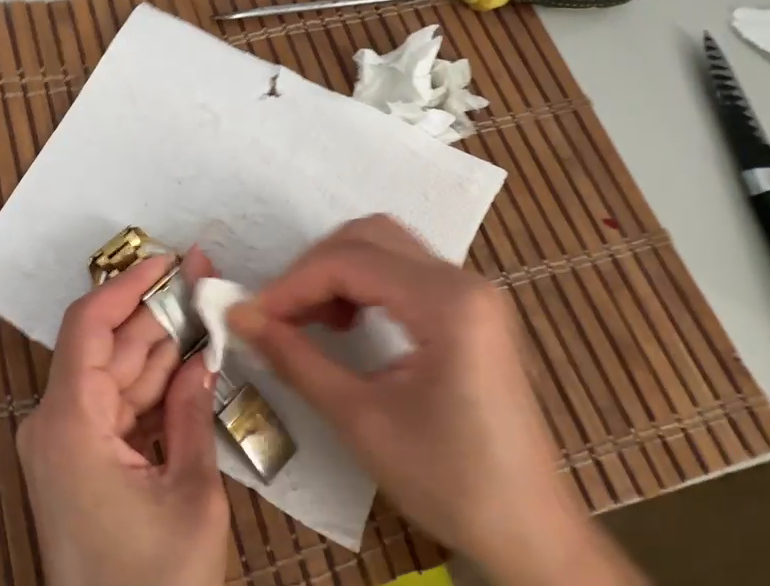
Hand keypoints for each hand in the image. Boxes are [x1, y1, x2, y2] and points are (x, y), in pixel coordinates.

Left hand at [17, 251, 229, 585]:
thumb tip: (200, 360)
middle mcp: (55, 425)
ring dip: (157, 346)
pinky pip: (117, 408)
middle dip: (154, 312)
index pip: (89, 327)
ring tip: (202, 313)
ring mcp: (65, 444)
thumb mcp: (190, 494)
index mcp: (68, 424)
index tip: (165, 260)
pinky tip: (188, 363)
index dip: (126, 286)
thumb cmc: (153, 580)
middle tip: (201, 279)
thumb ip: (191, 415)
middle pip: (105, 347)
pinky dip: (151, 387)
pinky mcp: (80, 463)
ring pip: (114, 375)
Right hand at [228, 216, 643, 585]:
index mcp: (447, 303)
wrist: (530, 533)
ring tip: (308, 322)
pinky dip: (364, 286)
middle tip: (279, 315)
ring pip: (386, 248)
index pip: (349, 261)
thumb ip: (295, 358)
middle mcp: (464, 282)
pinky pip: (406, 273)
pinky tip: (346, 326)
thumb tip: (239, 316)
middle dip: (313, 269)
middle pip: (369, 237)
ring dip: (337, 274)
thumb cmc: (449, 481)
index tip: (251, 317)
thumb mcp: (360, 420)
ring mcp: (473, 295)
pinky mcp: (472, 312)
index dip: (291, 285)